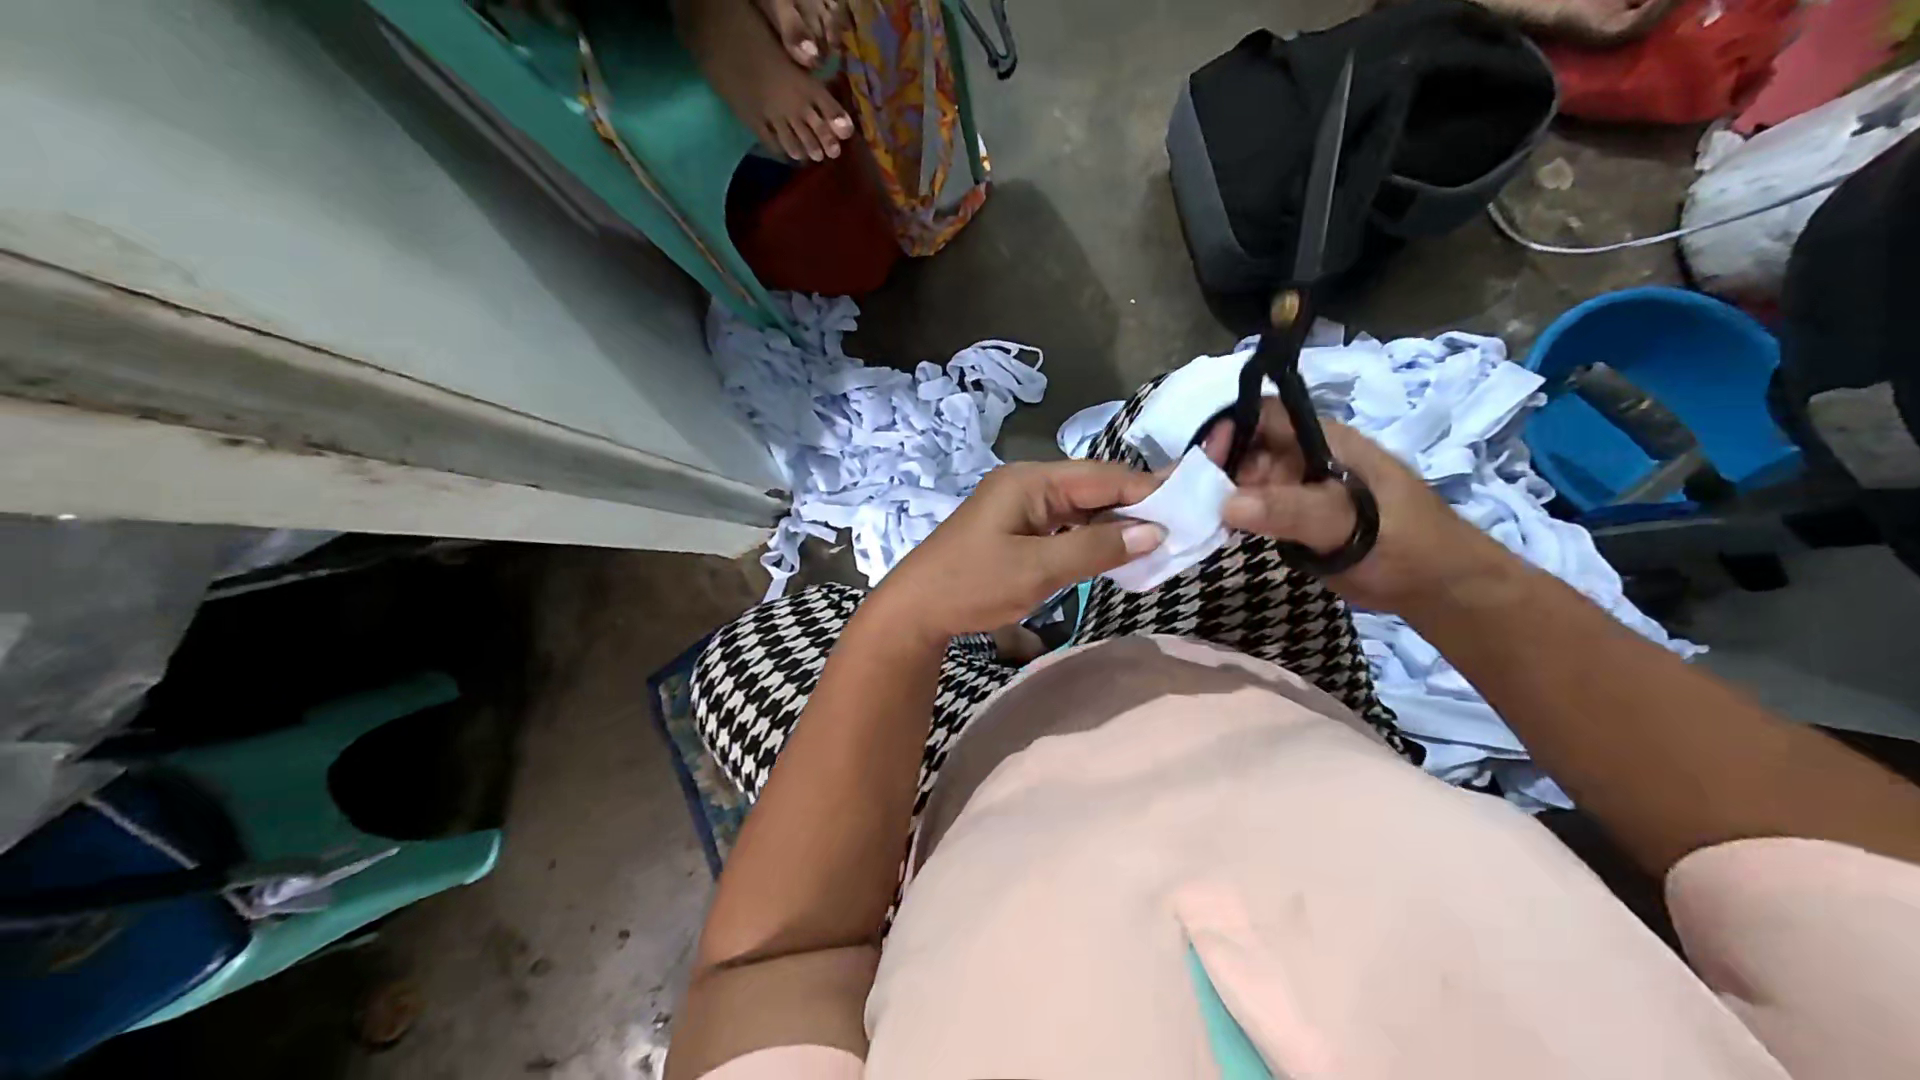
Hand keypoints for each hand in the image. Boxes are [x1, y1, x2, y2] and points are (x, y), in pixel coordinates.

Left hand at [865, 461, 1166, 642]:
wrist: (914, 611)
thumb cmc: (972, 585)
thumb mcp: (1038, 569)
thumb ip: (1097, 548)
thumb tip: (1155, 532)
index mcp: (1029, 481)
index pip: (1101, 477)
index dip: (1147, 489)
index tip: (1190, 504)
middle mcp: (1026, 485)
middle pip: (1092, 489)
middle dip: (1135, 506)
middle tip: (1182, 524)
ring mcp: (1019, 508)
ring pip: (1080, 509)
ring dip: (1114, 525)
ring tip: (1159, 539)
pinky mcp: (1015, 531)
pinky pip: (1064, 527)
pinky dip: (1091, 539)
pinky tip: (1115, 552)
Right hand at [1203, 400, 1514, 612]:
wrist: (1439, 589)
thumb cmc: (1405, 544)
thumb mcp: (1349, 522)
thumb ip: (1290, 510)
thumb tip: (1225, 503)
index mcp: (1323, 441)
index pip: (1263, 415)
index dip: (1228, 429)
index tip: (1199, 463)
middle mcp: (1305, 458)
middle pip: (1245, 449)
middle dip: (1214, 469)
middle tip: (1184, 500)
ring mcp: (1299, 489)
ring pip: (1245, 481)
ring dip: (1218, 496)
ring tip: (1190, 518)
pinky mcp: (1294, 518)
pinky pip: (1253, 509)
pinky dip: (1232, 518)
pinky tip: (1212, 532)